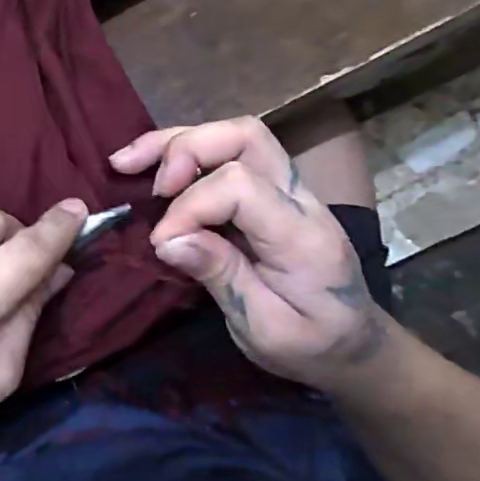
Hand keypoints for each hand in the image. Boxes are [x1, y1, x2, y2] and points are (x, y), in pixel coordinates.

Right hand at [111, 117, 393, 391]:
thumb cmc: (311, 345)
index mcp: (302, 236)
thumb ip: (221, 277)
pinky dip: (181, 152)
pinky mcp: (268, 192)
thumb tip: (167, 240)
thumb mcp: (266, 331)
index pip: (239, 187)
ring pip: (233, 135)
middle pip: (244, 137)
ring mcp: (287, 189)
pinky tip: (147, 167)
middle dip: (185, 150)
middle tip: (150, 187)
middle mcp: (299, 199)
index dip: (189, 207)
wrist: (354, 345)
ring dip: (175, 143)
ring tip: (125, 162)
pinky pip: (226, 153)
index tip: (162, 244)